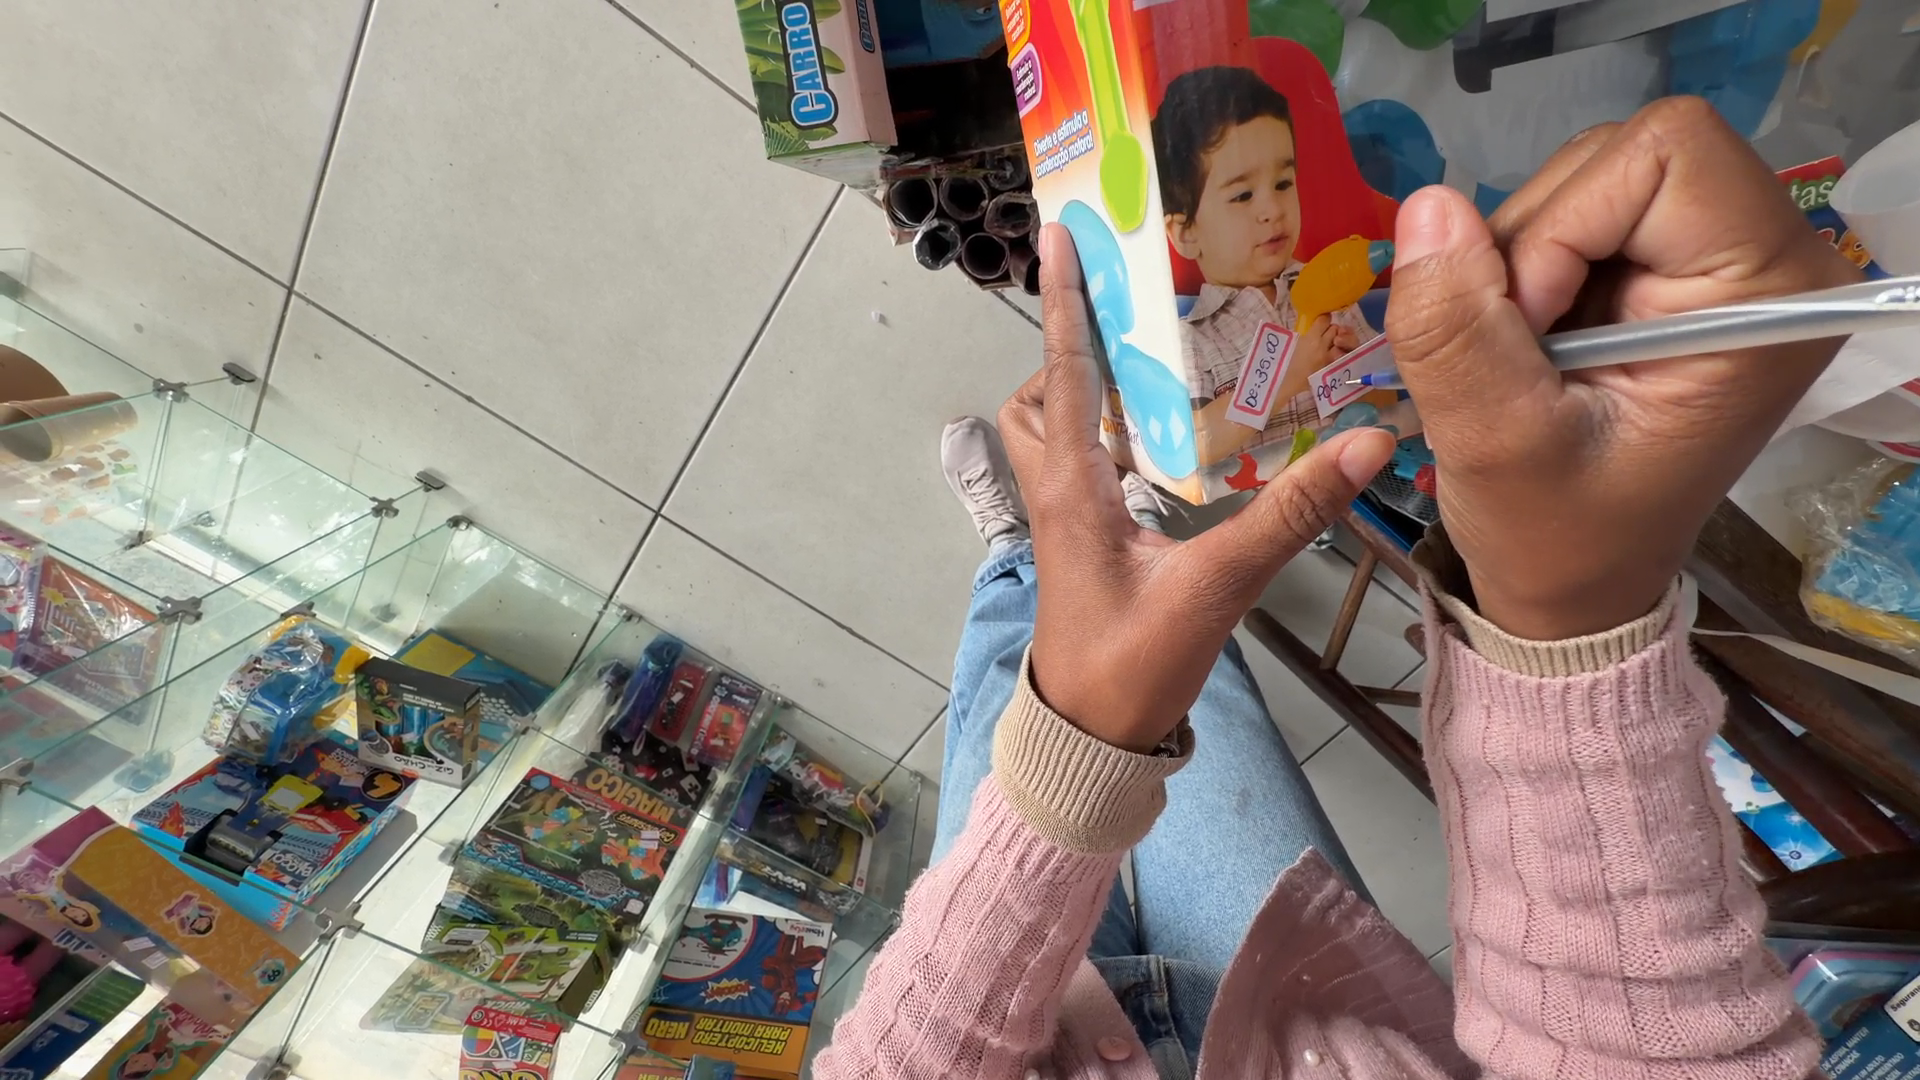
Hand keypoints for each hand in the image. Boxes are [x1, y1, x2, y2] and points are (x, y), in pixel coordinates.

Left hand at [998, 225, 1394, 751]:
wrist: (1090, 732)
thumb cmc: (1132, 665)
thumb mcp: (1213, 590)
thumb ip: (1287, 518)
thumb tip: (1369, 443)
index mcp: (1074, 490)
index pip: (1064, 374)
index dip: (1064, 303)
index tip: (1059, 239)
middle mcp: (1057, 493)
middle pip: (1036, 399)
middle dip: (1066, 353)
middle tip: (1130, 328)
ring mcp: (1063, 518)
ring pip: (1048, 434)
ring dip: (1080, 394)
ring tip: (1150, 370)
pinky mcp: (1080, 539)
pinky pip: (1077, 465)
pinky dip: (1102, 434)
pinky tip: (1159, 438)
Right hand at [1384, 98, 1860, 639]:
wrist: (1565, 581)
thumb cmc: (1548, 531)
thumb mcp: (1492, 442)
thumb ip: (1455, 330)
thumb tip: (1422, 204)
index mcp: (1762, 292)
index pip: (1658, 158)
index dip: (1559, 232)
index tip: (1527, 332)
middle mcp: (1751, 259)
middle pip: (1608, 164)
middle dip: (1521, 254)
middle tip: (1508, 356)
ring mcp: (1696, 270)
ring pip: (1568, 193)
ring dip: (1503, 272)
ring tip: (1508, 363)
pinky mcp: (1647, 287)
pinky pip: (1552, 232)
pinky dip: (1504, 285)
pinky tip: (1512, 353)